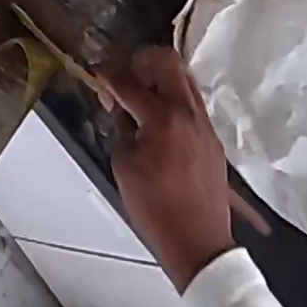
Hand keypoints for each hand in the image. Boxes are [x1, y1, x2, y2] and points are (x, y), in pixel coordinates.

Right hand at [98, 46, 234, 290]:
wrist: (200, 246)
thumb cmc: (155, 207)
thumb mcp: (124, 164)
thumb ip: (121, 126)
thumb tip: (120, 106)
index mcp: (162, 117)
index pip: (128, 81)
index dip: (106, 74)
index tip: (95, 73)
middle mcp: (187, 112)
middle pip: (165, 60)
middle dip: (139, 62)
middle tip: (124, 79)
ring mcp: (204, 123)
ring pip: (182, 77)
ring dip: (159, 79)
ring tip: (141, 99)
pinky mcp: (212, 137)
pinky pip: (192, 101)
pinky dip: (173, 99)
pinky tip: (159, 121)